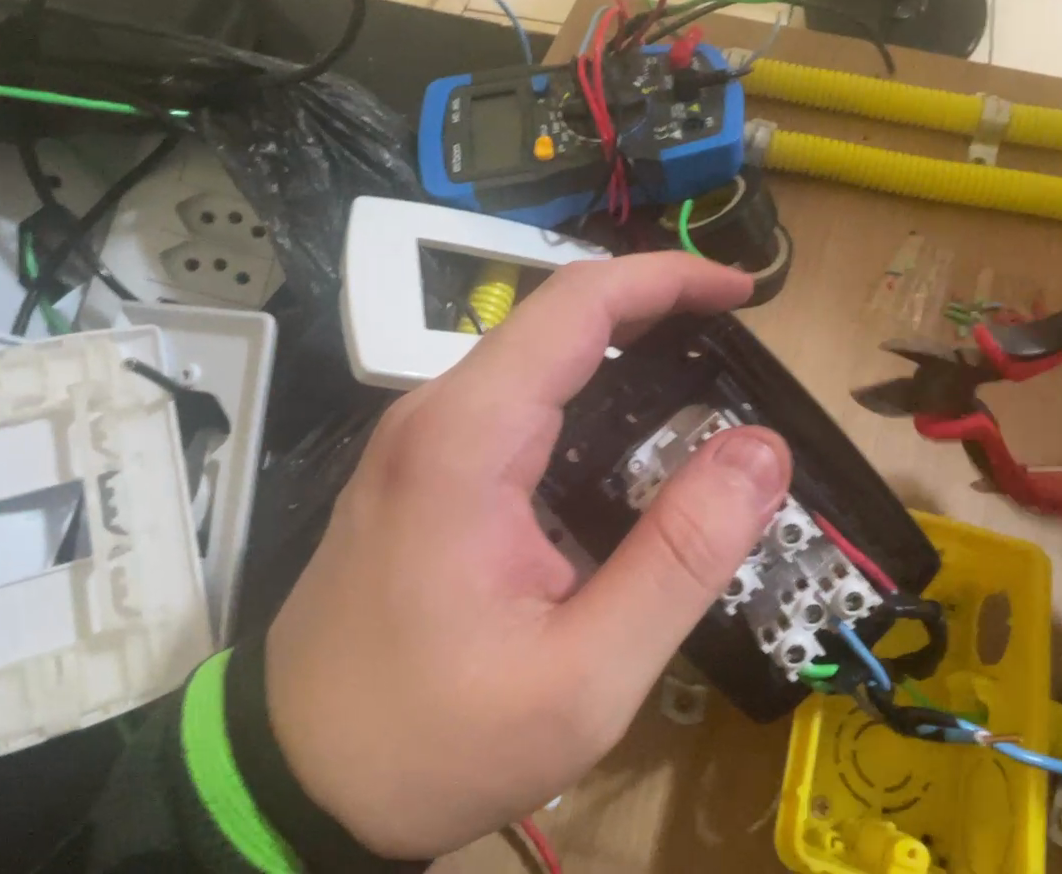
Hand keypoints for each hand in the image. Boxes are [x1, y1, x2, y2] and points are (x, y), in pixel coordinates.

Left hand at [263, 254, 792, 858]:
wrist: (300, 783)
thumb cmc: (437, 737)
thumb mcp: (585, 673)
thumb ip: (680, 557)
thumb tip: (762, 451)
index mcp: (468, 437)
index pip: (578, 303)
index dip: (668, 278)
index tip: (743, 292)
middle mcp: (435, 415)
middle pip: (556, 318)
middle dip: (655, 309)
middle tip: (736, 338)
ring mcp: (420, 441)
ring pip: (534, 358)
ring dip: (622, 351)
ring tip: (702, 380)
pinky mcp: (421, 472)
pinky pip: (513, 402)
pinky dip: (585, 395)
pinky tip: (629, 437)